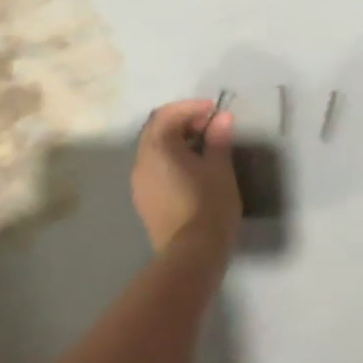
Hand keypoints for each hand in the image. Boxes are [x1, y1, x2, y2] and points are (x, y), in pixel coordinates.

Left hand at [130, 99, 241, 257]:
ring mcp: (139, 184)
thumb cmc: (209, 204)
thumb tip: (222, 118)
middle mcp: (141, 162)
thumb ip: (218, 139)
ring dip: (178, 142)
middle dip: (183, 123)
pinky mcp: (145, 202)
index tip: (215, 111)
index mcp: (157, 148)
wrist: (192, 254)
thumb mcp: (220, 168)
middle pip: (157, 131)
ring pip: (155, 151)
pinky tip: (193, 171)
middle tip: (211, 126)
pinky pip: (156, 170)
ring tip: (205, 148)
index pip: (167, 114)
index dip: (191, 107)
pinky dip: (172, 161)